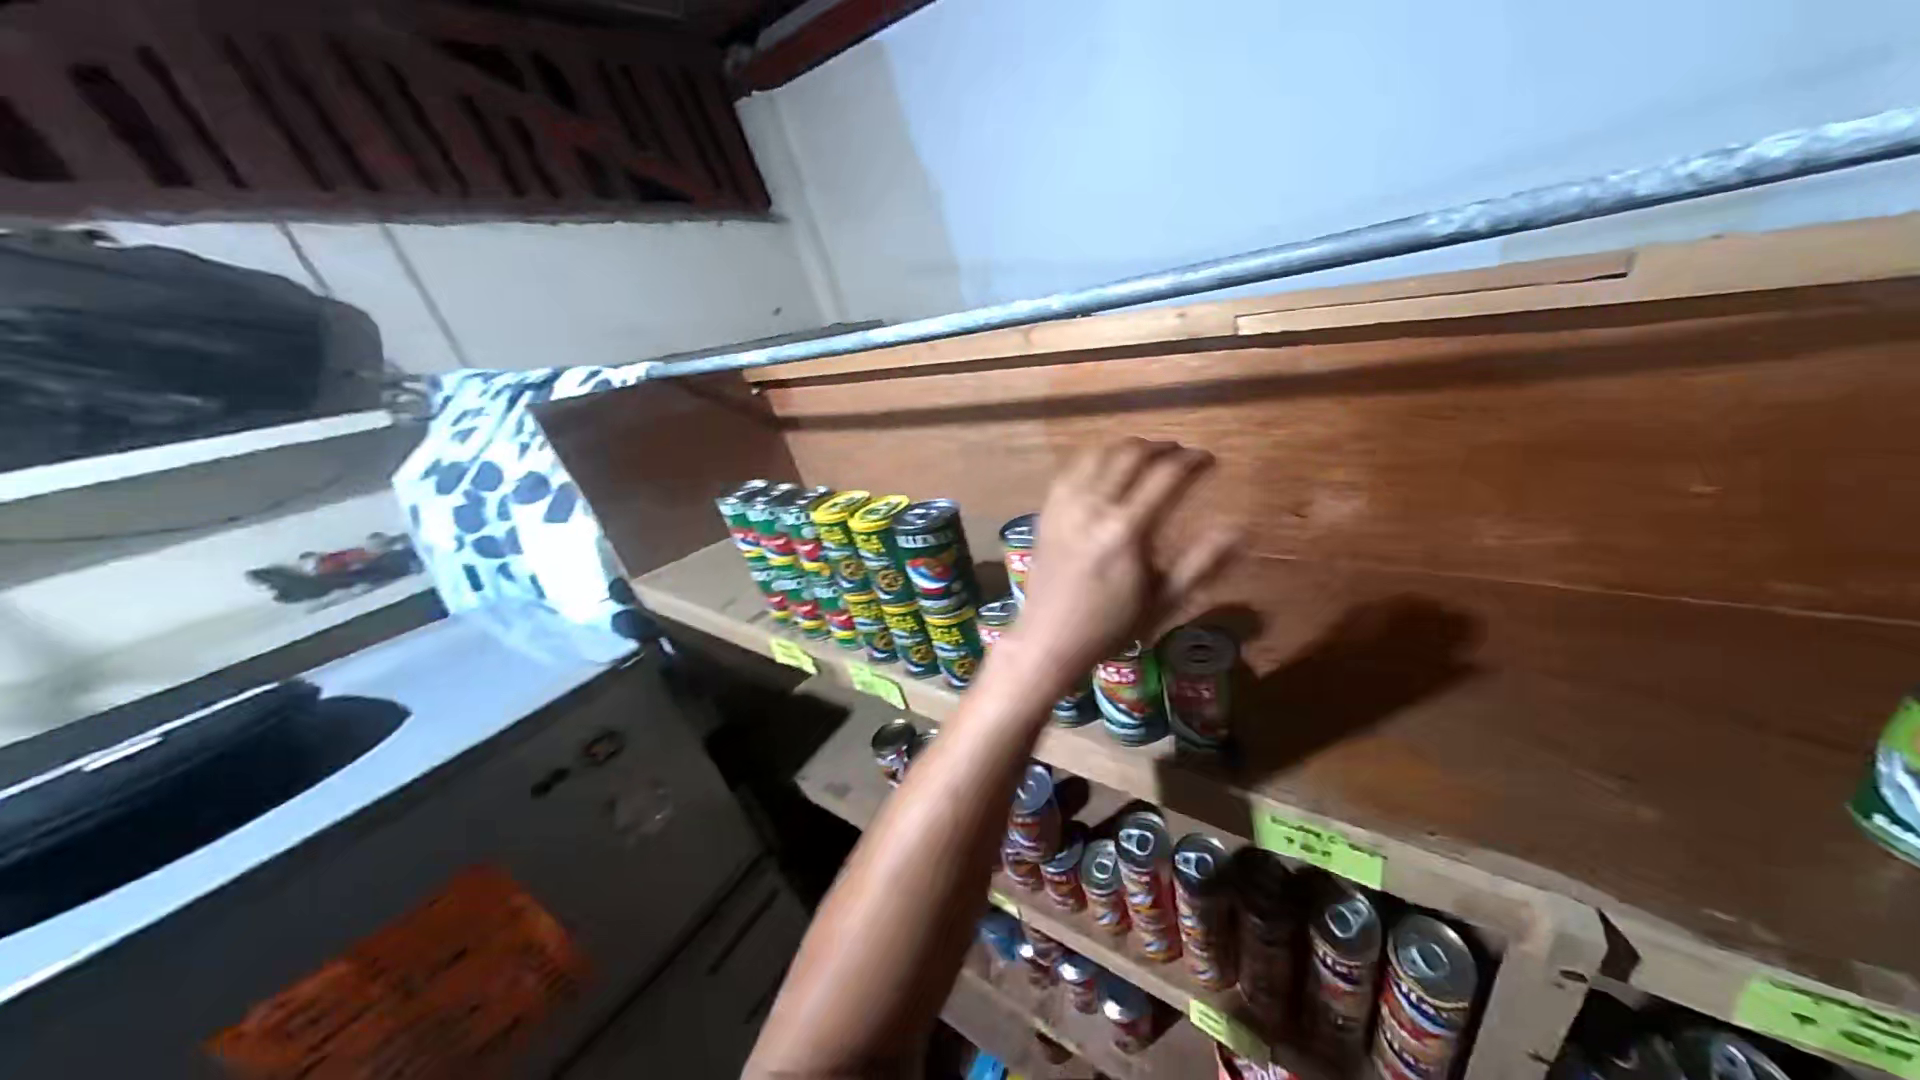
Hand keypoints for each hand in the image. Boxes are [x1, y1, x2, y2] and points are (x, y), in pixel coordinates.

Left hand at [1009, 438, 1239, 683]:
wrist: (1050, 638)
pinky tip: (1108, 466)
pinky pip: (1071, 468)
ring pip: (1099, 454)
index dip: (1192, 460)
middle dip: (1161, 447)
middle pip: (1131, 454)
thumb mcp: (1163, 601)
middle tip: (1180, 454)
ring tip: (1148, 455)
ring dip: (1128, 447)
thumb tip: (1239, 530)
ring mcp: (1065, 507)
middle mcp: (1092, 508)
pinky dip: (1095, 458)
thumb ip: (1200, 562)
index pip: (1165, 475)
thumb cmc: (1111, 626)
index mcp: (1125, 531)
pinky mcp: (1047, 511)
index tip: (1208, 459)